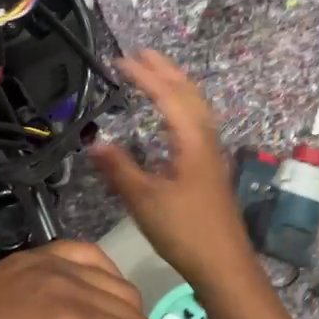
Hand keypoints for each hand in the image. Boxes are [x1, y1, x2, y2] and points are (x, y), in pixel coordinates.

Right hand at [90, 51, 256, 286]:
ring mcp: (212, 152)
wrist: (224, 266)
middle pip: (188, 93)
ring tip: (158, 73)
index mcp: (191, 140)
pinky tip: (173, 116)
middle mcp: (205, 139)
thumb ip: (119, 169)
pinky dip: (183, 104)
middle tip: (142, 53)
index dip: (144, 75)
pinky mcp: (211, 167)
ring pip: (197, 106)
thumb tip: (93, 142)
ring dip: (177, 84)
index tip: (121, 60)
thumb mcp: (144, 200)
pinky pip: (198, 120)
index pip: (167, 96)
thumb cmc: (185, 231)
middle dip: (165, 70)